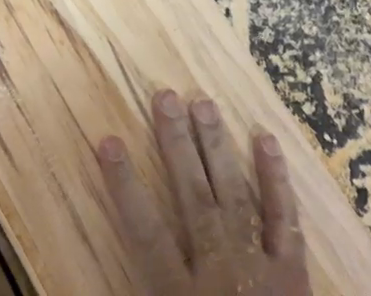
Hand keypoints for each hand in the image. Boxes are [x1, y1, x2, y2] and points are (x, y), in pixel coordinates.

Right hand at [96, 90, 309, 295]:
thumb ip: (142, 287)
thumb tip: (76, 280)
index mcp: (179, 294)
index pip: (144, 230)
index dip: (124, 184)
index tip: (106, 139)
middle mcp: (218, 271)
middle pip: (193, 198)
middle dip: (176, 145)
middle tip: (164, 95)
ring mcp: (259, 267)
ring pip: (233, 197)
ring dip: (216, 148)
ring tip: (201, 102)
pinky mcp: (293, 272)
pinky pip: (284, 219)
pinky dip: (275, 179)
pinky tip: (264, 139)